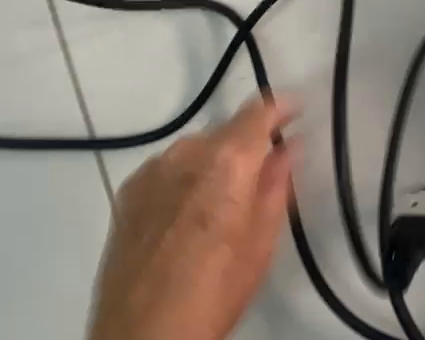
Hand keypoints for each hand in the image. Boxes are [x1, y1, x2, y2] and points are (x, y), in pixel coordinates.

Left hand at [88, 97, 298, 339]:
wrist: (141, 338)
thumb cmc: (214, 294)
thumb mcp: (260, 243)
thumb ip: (276, 185)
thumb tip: (290, 147)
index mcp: (228, 160)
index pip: (259, 110)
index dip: (281, 107)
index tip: (296, 111)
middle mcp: (188, 151)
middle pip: (227, 130)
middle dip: (247, 146)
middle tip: (260, 179)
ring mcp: (153, 169)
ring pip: (196, 149)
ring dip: (214, 163)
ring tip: (219, 205)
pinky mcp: (128, 191)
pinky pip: (168, 169)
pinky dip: (184, 179)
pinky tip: (185, 217)